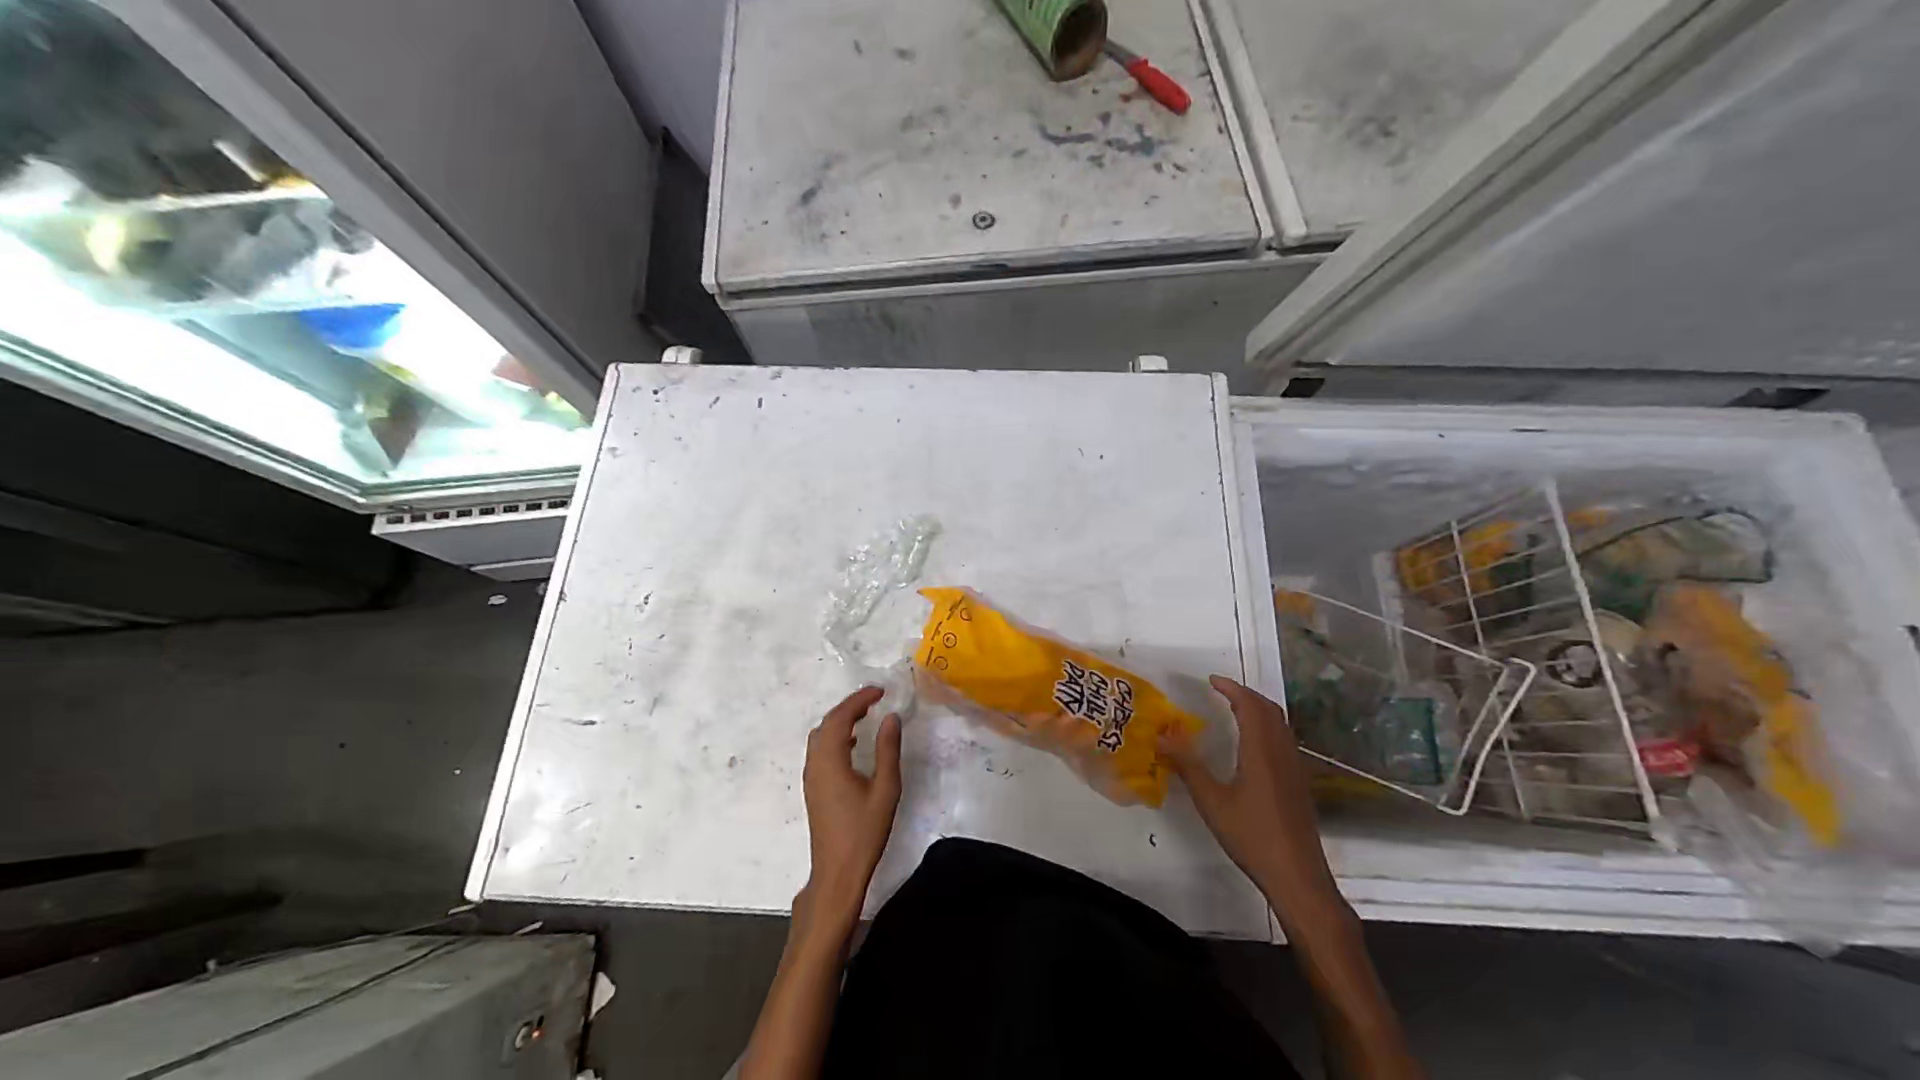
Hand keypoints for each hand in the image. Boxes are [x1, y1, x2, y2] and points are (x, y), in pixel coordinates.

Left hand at [799, 686, 902, 931]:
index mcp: (830, 760)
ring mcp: (811, 777)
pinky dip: (835, 737)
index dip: (858, 700)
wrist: (837, 871)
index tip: (880, 691)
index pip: (840, 717)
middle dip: (849, 707)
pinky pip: (820, 750)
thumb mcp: (885, 789)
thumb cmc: (864, 831)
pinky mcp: (813, 788)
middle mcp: (815, 764)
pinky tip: (852, 744)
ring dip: (840, 721)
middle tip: (874, 699)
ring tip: (865, 716)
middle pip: (826, 723)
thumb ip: (887, 750)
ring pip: (820, 737)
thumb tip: (890, 718)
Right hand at [1163, 676, 1339, 907]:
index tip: (1212, 681)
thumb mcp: (1212, 801)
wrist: (1297, 875)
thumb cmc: (1252, 836)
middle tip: (1221, 692)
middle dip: (1246, 695)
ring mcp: (1295, 769)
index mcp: (1262, 751)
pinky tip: (1252, 745)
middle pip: (1269, 710)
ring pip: (1280, 725)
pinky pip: (1284, 740)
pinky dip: (1267, 727)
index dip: (1232, 689)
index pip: (1250, 706)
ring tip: (1235, 710)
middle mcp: (1282, 753)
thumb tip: (1162, 736)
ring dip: (1259, 710)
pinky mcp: (1299, 784)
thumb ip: (1188, 765)